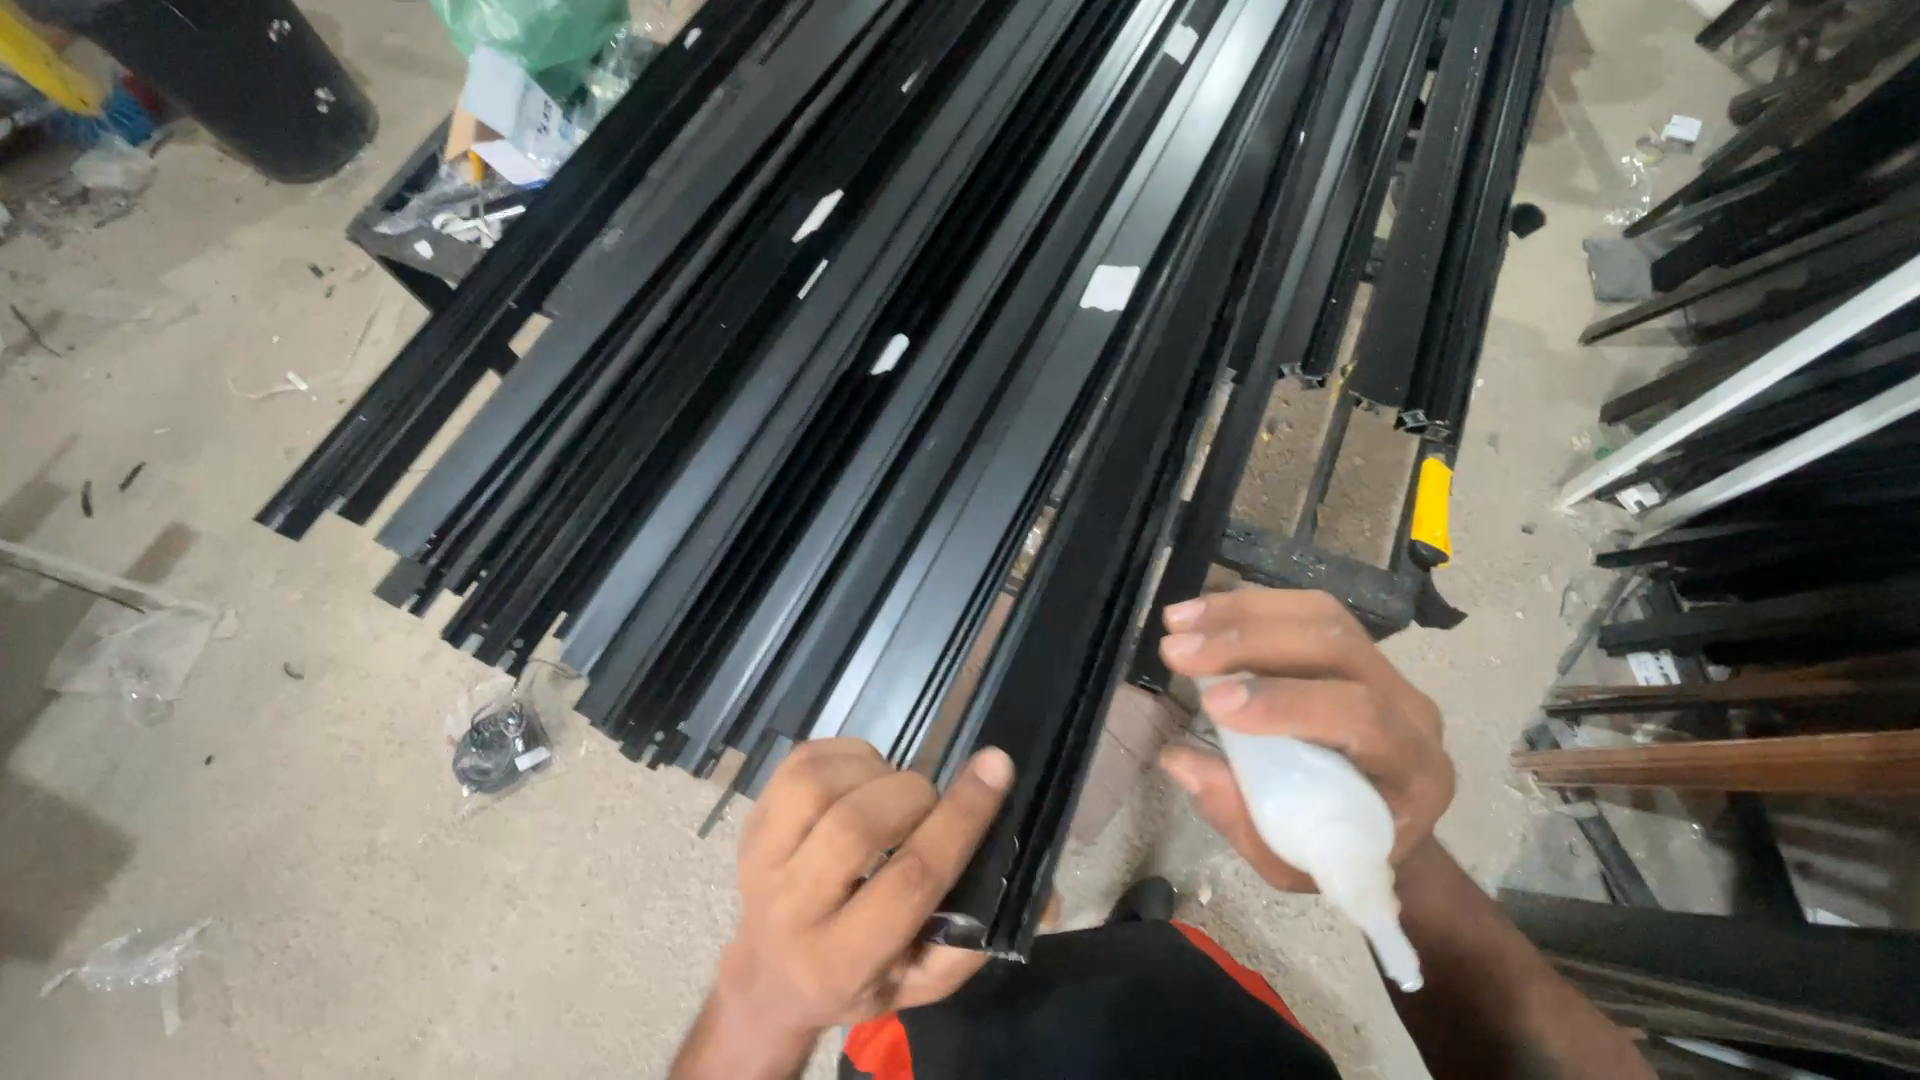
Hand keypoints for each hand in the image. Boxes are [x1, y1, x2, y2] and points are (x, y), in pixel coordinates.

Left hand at [716, 738, 1013, 1038]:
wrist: (767, 978)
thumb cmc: (857, 979)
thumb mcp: (921, 983)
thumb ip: (977, 939)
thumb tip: (1046, 897)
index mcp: (841, 960)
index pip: (908, 880)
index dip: (959, 820)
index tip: (996, 769)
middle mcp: (792, 909)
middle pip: (857, 826)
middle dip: (914, 797)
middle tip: (931, 804)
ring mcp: (762, 859)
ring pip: (819, 785)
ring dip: (875, 771)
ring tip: (894, 791)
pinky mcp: (752, 822)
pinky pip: (800, 761)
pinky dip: (846, 753)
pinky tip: (864, 775)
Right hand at [1155, 588, 1453, 892]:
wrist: (1385, 830)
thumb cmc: (1341, 852)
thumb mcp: (1291, 862)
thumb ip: (1241, 817)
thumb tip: (1180, 759)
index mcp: (1414, 772)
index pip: (1362, 718)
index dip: (1286, 702)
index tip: (1213, 704)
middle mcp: (1410, 708)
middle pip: (1336, 648)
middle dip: (1248, 644)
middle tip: (1175, 652)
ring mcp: (1385, 670)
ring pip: (1320, 616)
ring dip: (1240, 614)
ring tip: (1177, 623)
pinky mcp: (1353, 649)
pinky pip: (1305, 611)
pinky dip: (1247, 607)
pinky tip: (1200, 614)